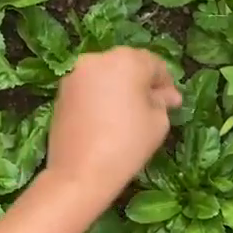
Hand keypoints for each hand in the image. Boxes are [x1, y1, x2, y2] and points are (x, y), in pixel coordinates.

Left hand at [43, 48, 179, 206]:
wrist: (79, 172)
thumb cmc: (126, 144)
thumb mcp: (158, 122)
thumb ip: (161, 100)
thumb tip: (163, 95)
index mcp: (126, 60)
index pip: (153, 64)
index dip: (165, 83)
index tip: (172, 102)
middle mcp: (97, 60)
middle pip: (126, 65)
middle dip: (141, 82)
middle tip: (153, 106)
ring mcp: (75, 76)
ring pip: (105, 76)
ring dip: (118, 88)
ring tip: (128, 114)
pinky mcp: (60, 93)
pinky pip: (88, 89)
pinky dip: (99, 97)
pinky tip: (106, 118)